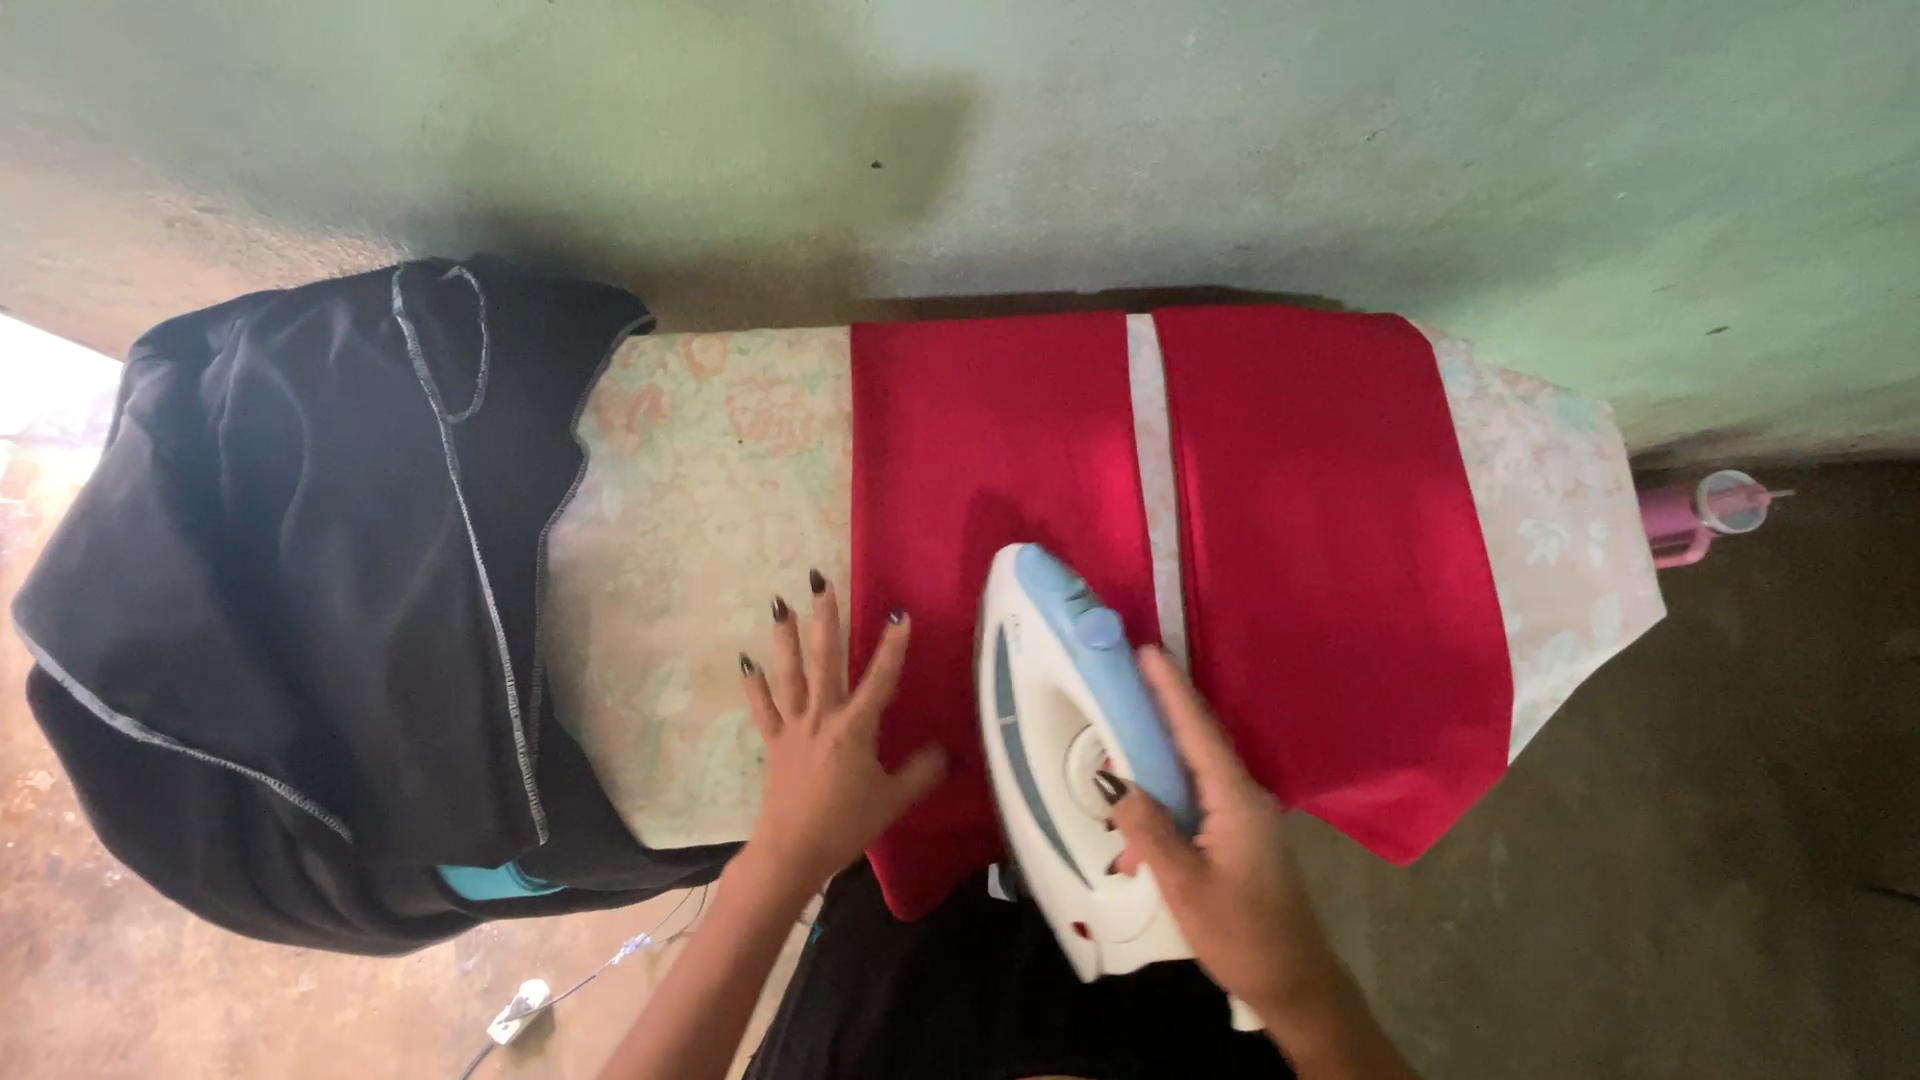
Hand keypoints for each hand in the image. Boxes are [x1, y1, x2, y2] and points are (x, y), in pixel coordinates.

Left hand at [738, 573, 946, 894]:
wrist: (792, 853)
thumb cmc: (846, 825)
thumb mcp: (894, 801)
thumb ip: (921, 772)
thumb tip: (945, 750)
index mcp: (855, 728)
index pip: (880, 679)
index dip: (893, 646)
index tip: (899, 612)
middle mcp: (822, 717)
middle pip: (826, 660)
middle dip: (826, 619)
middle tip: (821, 582)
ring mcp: (793, 727)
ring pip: (790, 674)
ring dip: (785, 638)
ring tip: (780, 604)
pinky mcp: (774, 741)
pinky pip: (763, 708)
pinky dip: (754, 685)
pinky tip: (746, 661)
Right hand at [1108, 647, 1338, 1019]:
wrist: (1296, 984)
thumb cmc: (1242, 934)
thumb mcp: (1185, 884)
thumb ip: (1148, 828)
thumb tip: (1111, 780)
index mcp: (1234, 799)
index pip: (1196, 730)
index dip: (1171, 689)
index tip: (1147, 651)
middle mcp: (1242, 795)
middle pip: (1197, 738)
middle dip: (1163, 703)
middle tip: (1125, 674)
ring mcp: (1242, 815)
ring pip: (1194, 767)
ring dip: (1159, 749)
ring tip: (1122, 729)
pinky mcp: (1237, 834)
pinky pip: (1196, 794)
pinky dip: (1165, 788)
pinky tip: (1139, 807)